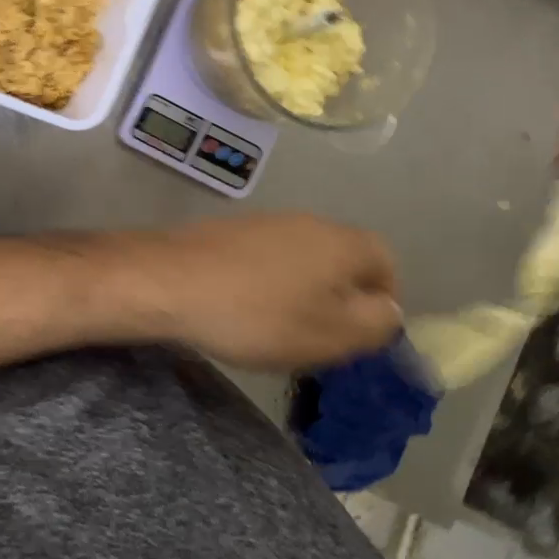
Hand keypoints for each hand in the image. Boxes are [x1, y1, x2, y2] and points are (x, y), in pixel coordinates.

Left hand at [129, 212, 401, 370]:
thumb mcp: (331, 335)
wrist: (169, 280)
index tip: (364, 334)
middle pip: (341, 259)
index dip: (384, 300)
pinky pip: (263, 259)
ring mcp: (264, 221)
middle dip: (339, 298)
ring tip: (279, 329)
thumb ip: (375, 324)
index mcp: (342, 242)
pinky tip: (242, 311)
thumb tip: (390, 310)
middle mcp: (308, 221)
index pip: (386, 262)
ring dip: (300, 291)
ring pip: (301, 259)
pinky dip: (264, 284)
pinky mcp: (227, 230)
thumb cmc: (258, 314)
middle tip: (322, 337)